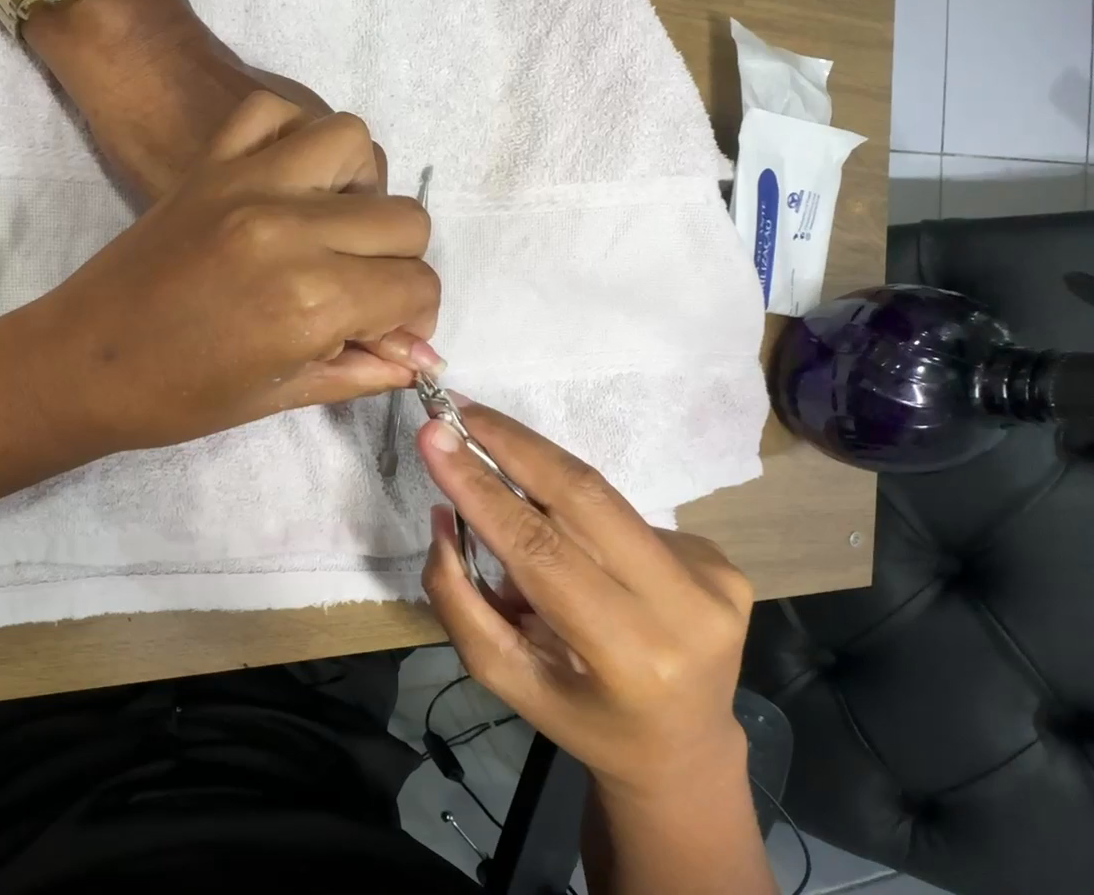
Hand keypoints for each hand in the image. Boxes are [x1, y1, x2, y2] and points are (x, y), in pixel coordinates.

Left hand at [19, 92, 440, 453]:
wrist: (81, 363)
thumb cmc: (174, 399)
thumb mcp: (276, 396)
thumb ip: (358, 369)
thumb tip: (419, 354)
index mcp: (310, 300)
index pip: (415, 285)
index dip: (415, 317)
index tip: (389, 336)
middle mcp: (289, 228)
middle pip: (404, 219)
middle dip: (398, 265)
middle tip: (360, 296)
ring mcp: (245, 184)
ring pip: (355, 144)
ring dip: (359, 190)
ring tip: (329, 232)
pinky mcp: (208, 165)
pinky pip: (273, 112)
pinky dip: (294, 137)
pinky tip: (284, 184)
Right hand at [415, 405, 754, 805]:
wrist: (684, 747)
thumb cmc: (580, 718)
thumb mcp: (502, 676)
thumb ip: (459, 598)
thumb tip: (445, 514)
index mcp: (630, 654)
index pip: (541, 550)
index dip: (482, 487)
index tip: (436, 435)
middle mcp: (687, 608)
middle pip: (585, 497)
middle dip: (513, 444)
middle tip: (458, 410)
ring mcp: (716, 578)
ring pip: (601, 499)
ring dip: (534, 465)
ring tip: (483, 439)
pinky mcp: (721, 560)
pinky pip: (621, 517)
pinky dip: (573, 511)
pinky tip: (563, 536)